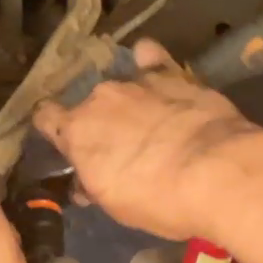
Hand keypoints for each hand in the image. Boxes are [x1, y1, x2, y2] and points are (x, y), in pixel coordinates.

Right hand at [32, 38, 262, 240]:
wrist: (217, 172)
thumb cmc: (160, 200)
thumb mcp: (116, 206)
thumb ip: (93, 184)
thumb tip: (82, 182)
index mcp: (77, 131)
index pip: (45, 116)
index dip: (54, 127)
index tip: (66, 141)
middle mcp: (99, 98)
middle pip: (90, 104)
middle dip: (102, 121)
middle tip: (125, 146)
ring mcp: (134, 81)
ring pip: (120, 85)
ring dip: (130, 100)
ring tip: (152, 119)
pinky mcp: (170, 73)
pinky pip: (149, 56)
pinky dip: (149, 62)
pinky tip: (156, 67)